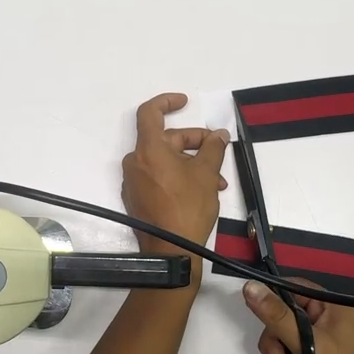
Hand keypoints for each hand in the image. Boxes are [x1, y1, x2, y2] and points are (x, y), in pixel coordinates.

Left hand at [120, 93, 227, 256]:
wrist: (171, 251)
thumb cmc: (187, 207)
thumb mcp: (206, 174)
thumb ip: (213, 148)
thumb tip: (219, 135)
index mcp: (148, 150)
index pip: (150, 113)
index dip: (166, 102)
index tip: (184, 102)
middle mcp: (135, 162)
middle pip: (164, 140)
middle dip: (193, 143)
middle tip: (217, 150)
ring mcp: (133, 181)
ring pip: (164, 162)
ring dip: (190, 165)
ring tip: (216, 181)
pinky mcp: (136, 198)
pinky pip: (158, 178)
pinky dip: (178, 178)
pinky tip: (201, 191)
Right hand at [241, 281, 353, 353]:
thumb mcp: (310, 347)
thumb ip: (277, 316)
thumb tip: (249, 286)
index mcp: (333, 309)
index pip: (294, 288)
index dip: (273, 298)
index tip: (255, 312)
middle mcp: (326, 324)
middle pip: (282, 318)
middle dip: (275, 343)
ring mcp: (321, 348)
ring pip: (282, 344)